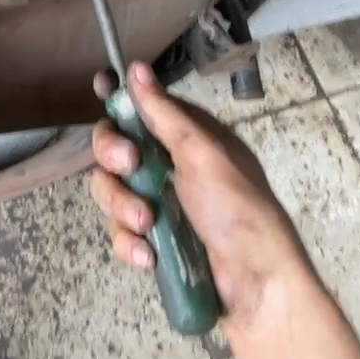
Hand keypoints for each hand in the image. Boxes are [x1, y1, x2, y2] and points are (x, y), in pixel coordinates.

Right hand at [89, 62, 353, 354]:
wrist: (259, 291)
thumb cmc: (239, 212)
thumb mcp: (204, 155)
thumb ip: (164, 114)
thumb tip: (137, 67)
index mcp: (187, 136)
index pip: (142, 106)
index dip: (119, 98)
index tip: (99, 89)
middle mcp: (168, 164)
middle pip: (114, 145)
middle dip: (114, 157)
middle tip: (128, 166)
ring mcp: (158, 202)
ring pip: (111, 188)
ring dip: (122, 205)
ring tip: (146, 224)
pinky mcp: (152, 239)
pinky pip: (120, 230)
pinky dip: (129, 242)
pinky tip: (147, 256)